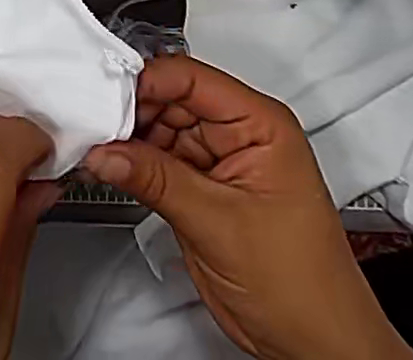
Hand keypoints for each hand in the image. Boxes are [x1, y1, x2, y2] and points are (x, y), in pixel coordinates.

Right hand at [83, 55, 411, 359]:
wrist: (316, 346)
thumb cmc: (306, 287)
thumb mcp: (221, 224)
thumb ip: (157, 180)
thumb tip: (108, 150)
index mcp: (260, 123)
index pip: (192, 79)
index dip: (148, 81)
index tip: (108, 94)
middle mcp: (238, 132)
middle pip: (170, 98)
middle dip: (131, 111)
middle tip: (96, 126)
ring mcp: (216, 158)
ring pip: (158, 127)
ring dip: (127, 137)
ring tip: (98, 148)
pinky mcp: (198, 184)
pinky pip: (156, 158)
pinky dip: (131, 162)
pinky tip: (109, 166)